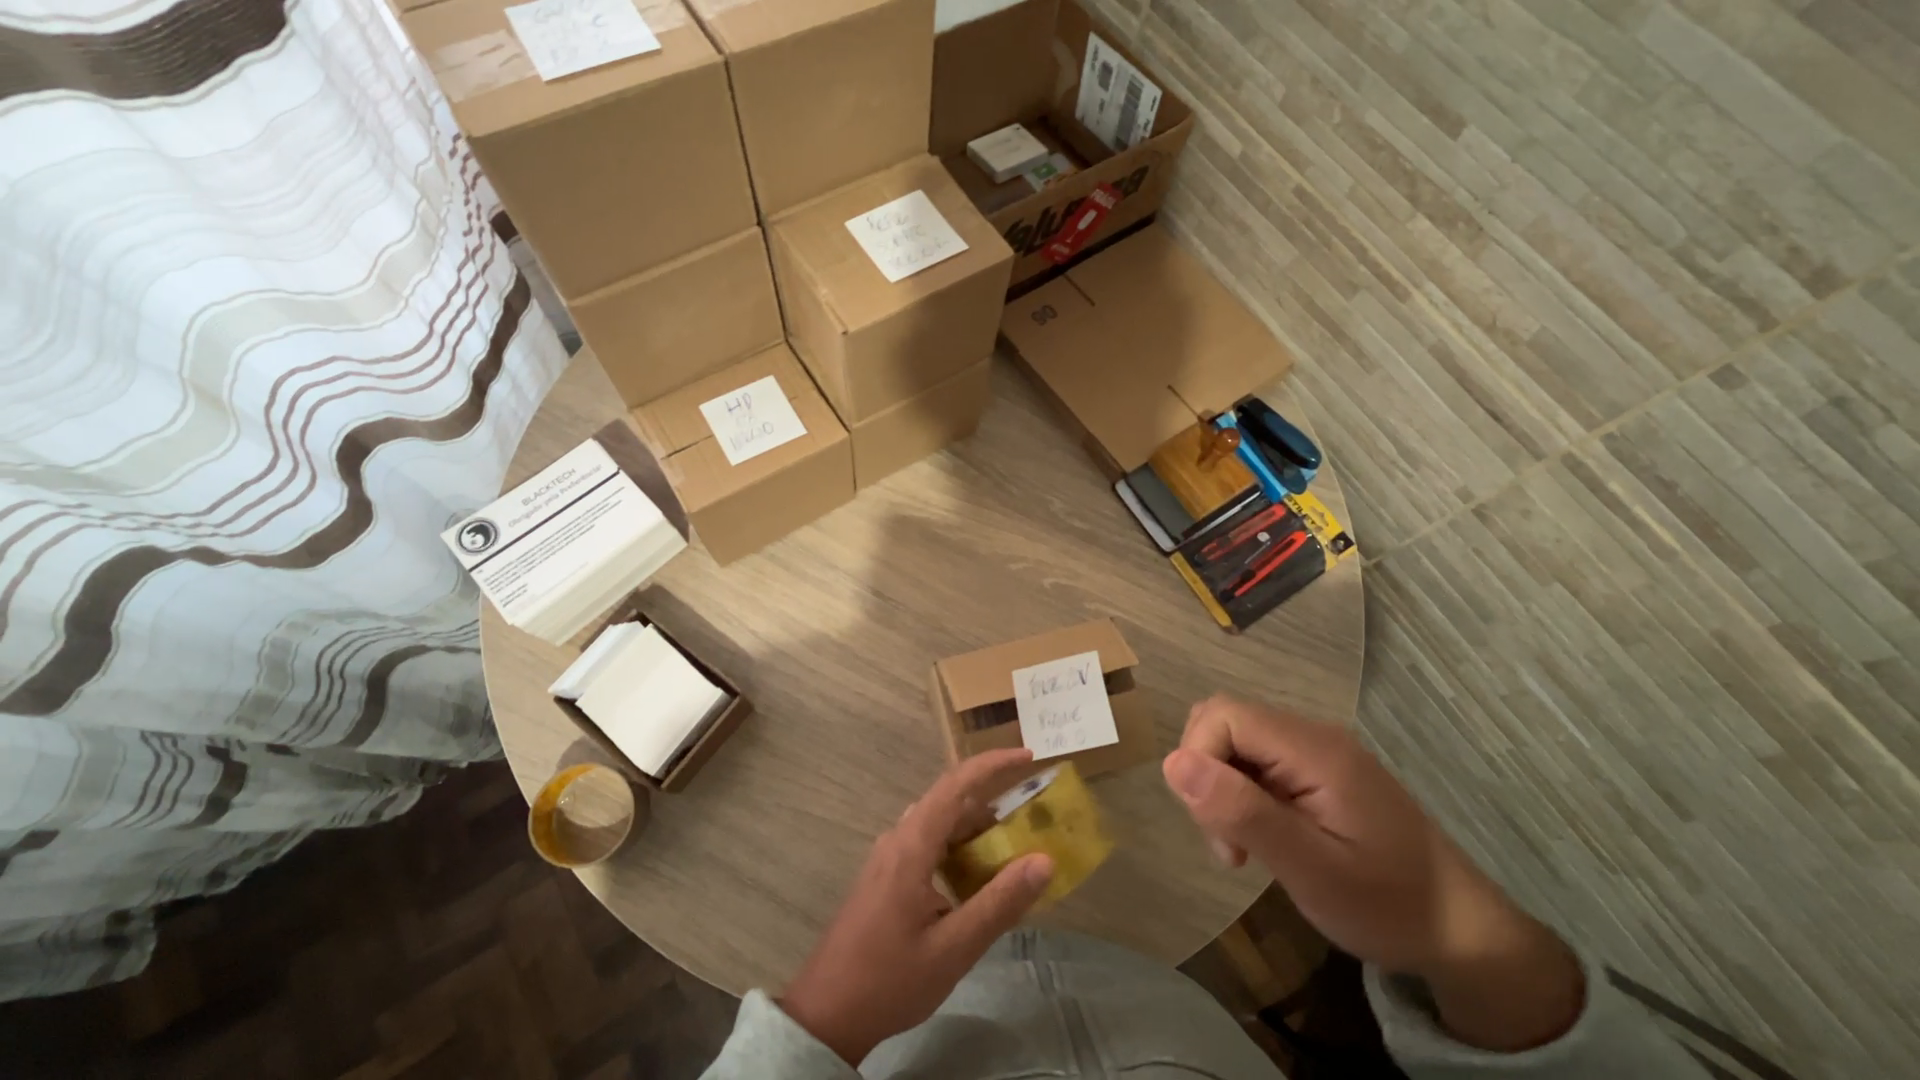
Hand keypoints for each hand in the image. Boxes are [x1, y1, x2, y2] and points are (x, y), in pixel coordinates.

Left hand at [781, 748, 1054, 1063]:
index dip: (992, 765)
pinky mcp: (884, 879)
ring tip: (1014, 852)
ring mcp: (886, 860)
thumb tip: (1044, 859)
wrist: (826, 1013)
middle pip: (948, 803)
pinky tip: (978, 882)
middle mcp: (896, 842)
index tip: (1028, 756)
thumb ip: (1000, 902)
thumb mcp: (954, 948)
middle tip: (1033, 818)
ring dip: (975, 831)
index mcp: (911, 848)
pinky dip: (958, 852)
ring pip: (938, 827)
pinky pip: (928, 847)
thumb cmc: (889, 979)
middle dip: (992, 802)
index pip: (955, 786)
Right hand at [1163, 696, 1583, 1051]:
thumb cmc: (1388, 905)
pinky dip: (1242, 797)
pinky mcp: (1319, 774)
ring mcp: (1318, 754)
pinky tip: (1263, 841)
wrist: (1461, 931)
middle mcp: (1314, 737)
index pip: (1221, 715)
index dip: (1197, 760)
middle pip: (1224, 721)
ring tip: (1245, 849)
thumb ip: (1243, 812)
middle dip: (1205, 775)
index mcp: (1315, 750)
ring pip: (1236, 742)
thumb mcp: (1311, 869)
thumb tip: (1173, 763)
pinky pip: (1258, 763)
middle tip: (1230, 842)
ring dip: (1221, 790)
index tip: (1216, 828)